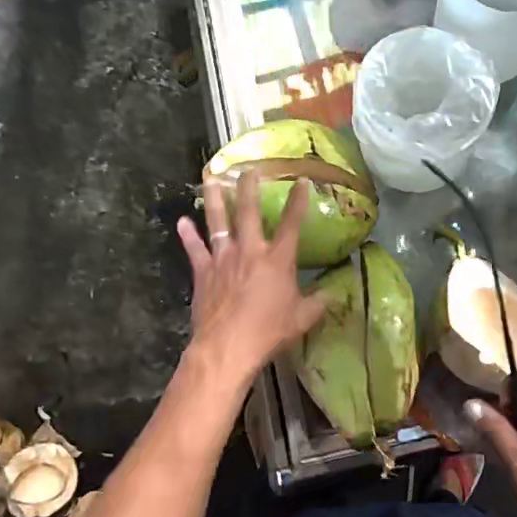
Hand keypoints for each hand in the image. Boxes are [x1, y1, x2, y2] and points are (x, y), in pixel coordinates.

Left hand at [176, 171, 327, 378]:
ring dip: (214, 199)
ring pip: (217, 222)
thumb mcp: (304, 317)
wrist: (228, 346)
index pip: (292, 224)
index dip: (298, 202)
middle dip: (250, 189)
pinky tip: (182, 221)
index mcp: (278, 260)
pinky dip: (188, 235)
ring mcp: (223, 259)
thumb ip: (319, 302)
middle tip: (249, 170)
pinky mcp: (203, 272)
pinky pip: (194, 249)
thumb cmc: (270, 330)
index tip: (300, 182)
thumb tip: (335, 293)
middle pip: (249, 213)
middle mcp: (250, 251)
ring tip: (212, 178)